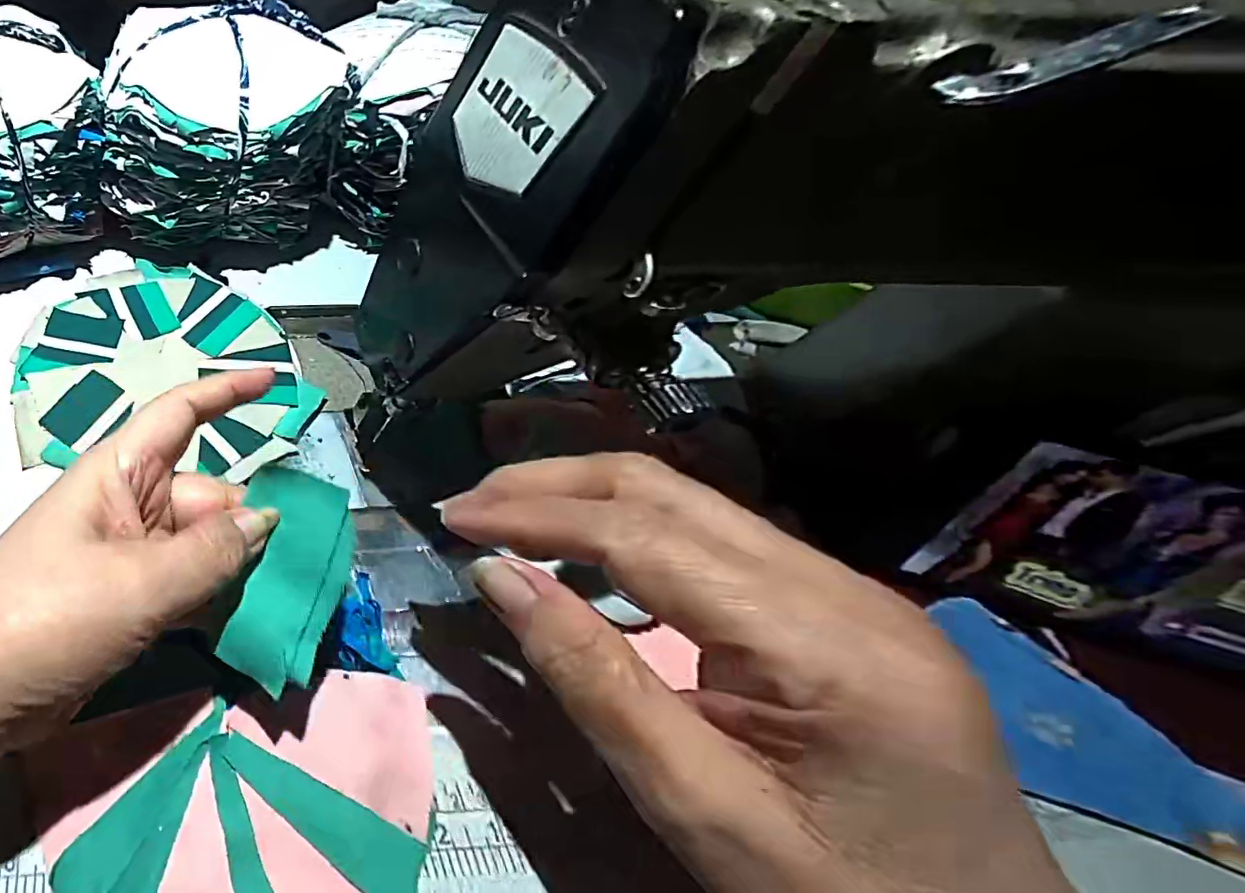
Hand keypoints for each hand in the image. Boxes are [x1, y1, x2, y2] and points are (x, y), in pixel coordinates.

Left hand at [0, 368, 280, 804]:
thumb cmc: (45, 616)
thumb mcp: (137, 583)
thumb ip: (211, 552)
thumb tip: (265, 521)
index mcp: (121, 472)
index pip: (181, 414)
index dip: (228, 391)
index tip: (274, 380)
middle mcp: (130, 504)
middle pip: (208, 494)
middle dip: (246, 520)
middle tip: (290, 560)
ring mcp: (130, 553)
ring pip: (203, 543)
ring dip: (236, 565)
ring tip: (277, 592)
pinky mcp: (130, 597)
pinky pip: (188, 581)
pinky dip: (215, 595)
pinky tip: (242, 619)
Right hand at [441, 453, 1072, 892]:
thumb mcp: (699, 812)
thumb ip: (594, 682)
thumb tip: (498, 577)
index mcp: (826, 642)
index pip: (645, 536)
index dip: (537, 516)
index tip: (457, 517)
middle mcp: (840, 586)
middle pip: (664, 490)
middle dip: (551, 485)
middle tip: (470, 505)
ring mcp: (841, 587)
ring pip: (681, 501)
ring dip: (581, 497)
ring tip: (506, 515)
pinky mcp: (826, 602)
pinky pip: (703, 537)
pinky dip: (621, 527)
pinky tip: (578, 548)